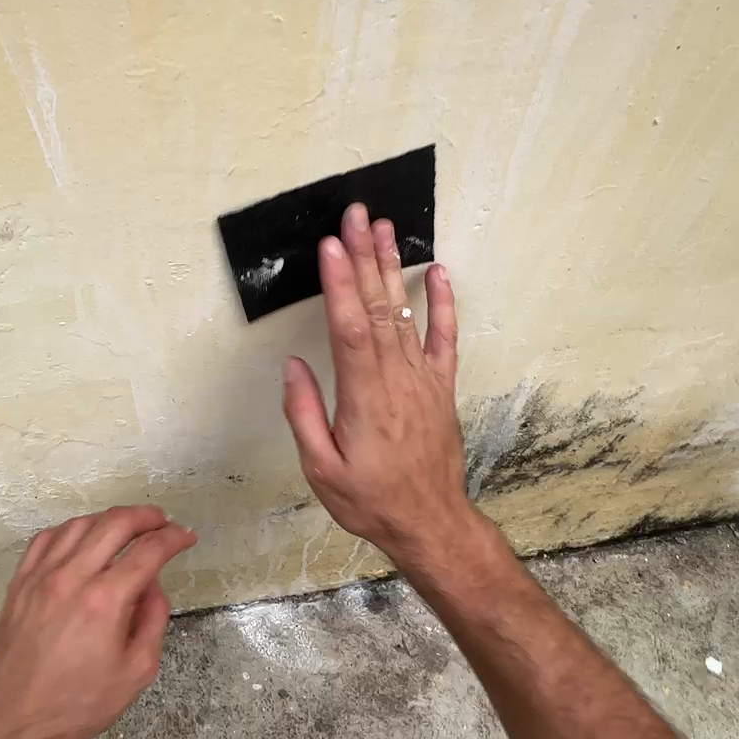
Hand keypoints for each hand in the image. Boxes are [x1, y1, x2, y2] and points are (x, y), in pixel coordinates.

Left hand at [0, 505, 196, 738]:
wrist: (16, 726)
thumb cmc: (81, 706)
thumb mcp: (138, 671)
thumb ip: (153, 619)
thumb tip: (151, 583)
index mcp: (105, 601)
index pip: (149, 551)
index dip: (174, 538)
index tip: (186, 536)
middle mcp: (72, 578)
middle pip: (115, 523)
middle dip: (146, 516)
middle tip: (163, 521)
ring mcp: (40, 576)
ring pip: (80, 524)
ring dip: (110, 519)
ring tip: (128, 527)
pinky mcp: (19, 583)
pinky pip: (46, 538)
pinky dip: (71, 529)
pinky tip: (83, 537)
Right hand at [281, 202, 471, 563]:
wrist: (430, 522)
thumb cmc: (370, 500)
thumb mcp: (321, 470)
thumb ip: (303, 415)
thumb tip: (294, 365)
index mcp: (364, 398)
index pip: (350, 329)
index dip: (340, 284)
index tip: (331, 245)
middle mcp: (396, 379)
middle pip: (379, 308)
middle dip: (365, 257)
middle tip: (356, 216)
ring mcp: (422, 380)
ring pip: (406, 314)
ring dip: (393, 268)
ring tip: (385, 228)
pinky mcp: (439, 387)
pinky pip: (445, 339)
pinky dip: (443, 304)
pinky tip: (438, 273)